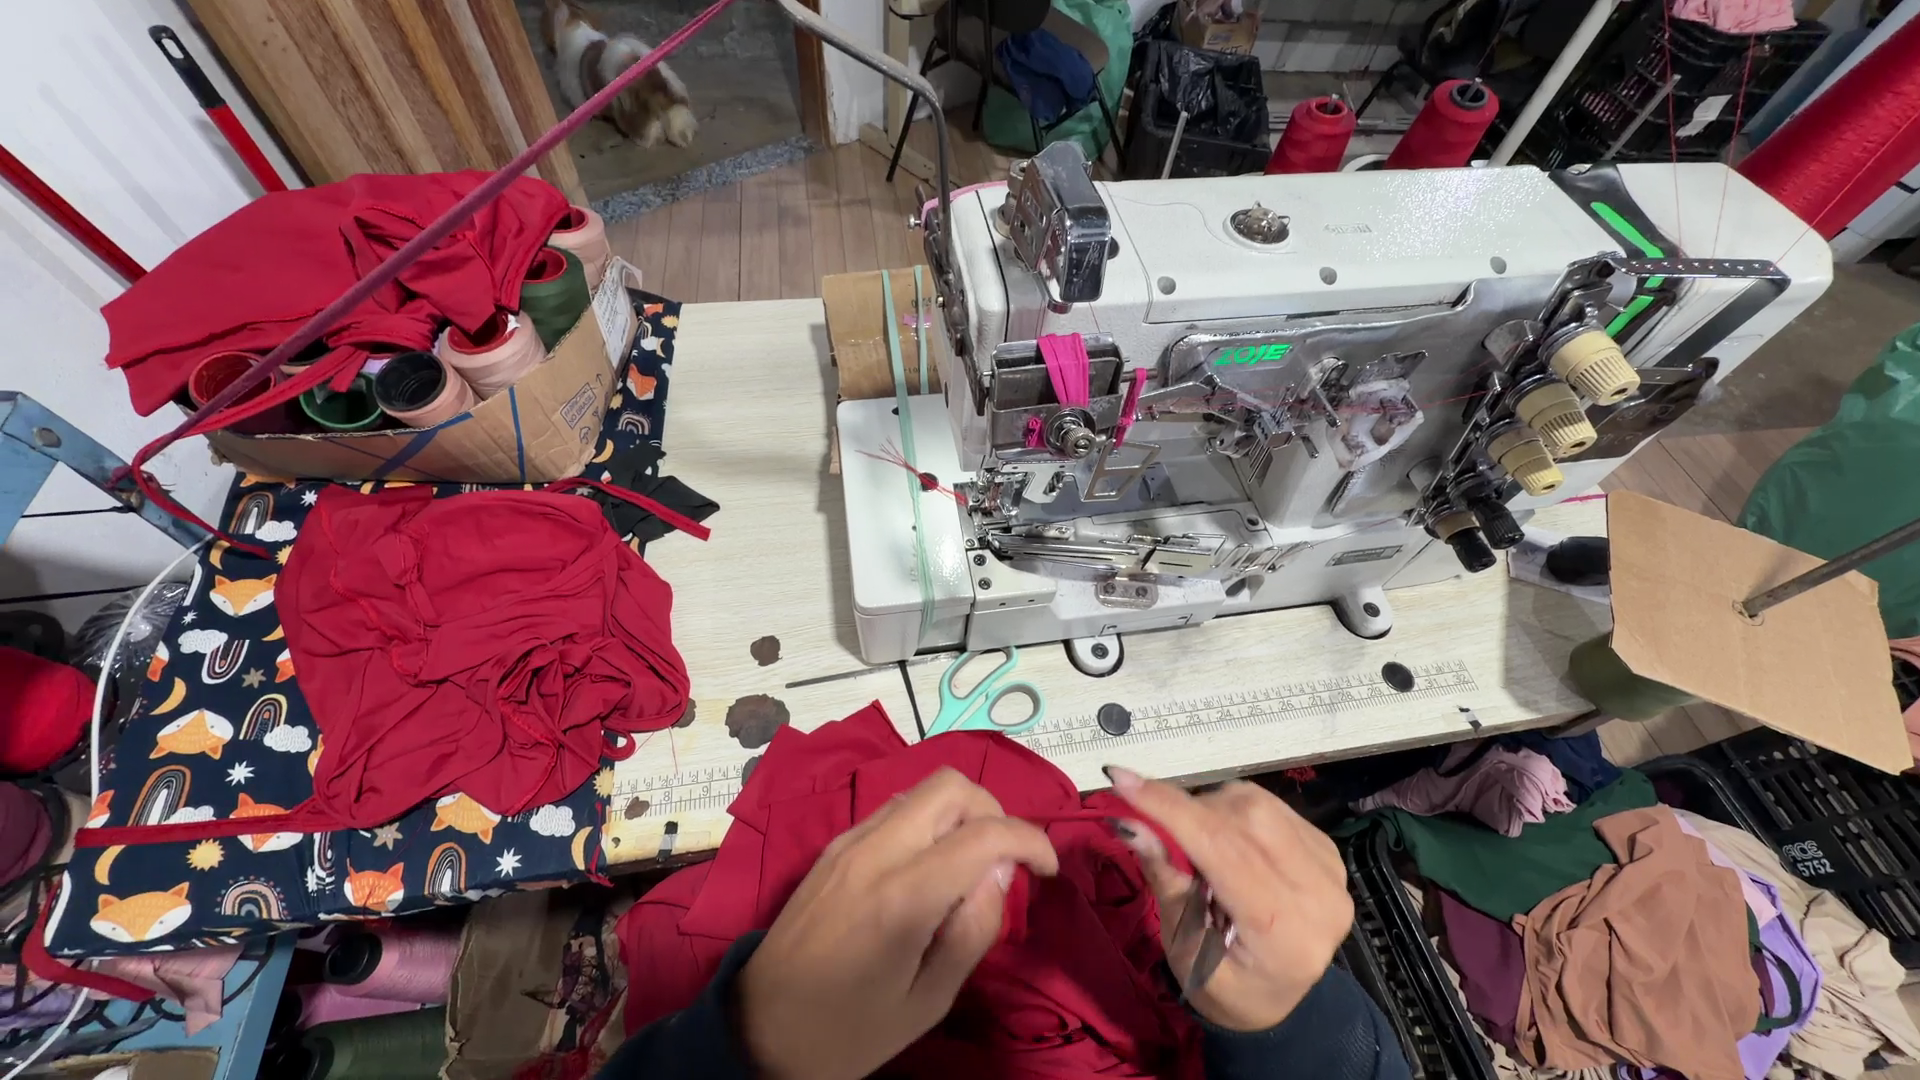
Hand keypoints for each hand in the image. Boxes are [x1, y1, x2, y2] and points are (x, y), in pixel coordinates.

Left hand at [736, 768, 1059, 1079]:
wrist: (759, 1029)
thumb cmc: (849, 1030)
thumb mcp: (927, 1001)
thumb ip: (973, 930)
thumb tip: (1001, 872)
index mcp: (902, 896)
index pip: (984, 834)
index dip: (1030, 840)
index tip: (1048, 868)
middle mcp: (875, 851)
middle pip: (951, 786)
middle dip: (994, 811)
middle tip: (1006, 860)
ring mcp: (849, 840)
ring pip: (922, 789)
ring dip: (960, 811)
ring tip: (971, 863)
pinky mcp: (835, 844)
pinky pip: (896, 807)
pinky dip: (929, 819)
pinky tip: (931, 864)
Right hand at [1106, 766, 1352, 1032]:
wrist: (1278, 999)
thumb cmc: (1224, 983)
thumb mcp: (1184, 946)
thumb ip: (1164, 879)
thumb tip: (1129, 822)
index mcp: (1283, 932)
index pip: (1222, 849)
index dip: (1169, 809)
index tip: (1120, 779)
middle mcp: (1319, 895)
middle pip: (1241, 818)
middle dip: (1186, 810)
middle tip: (1157, 827)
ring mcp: (1331, 870)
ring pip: (1254, 802)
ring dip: (1209, 807)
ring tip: (1195, 841)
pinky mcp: (1329, 849)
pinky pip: (1269, 804)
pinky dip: (1233, 808)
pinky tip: (1225, 837)